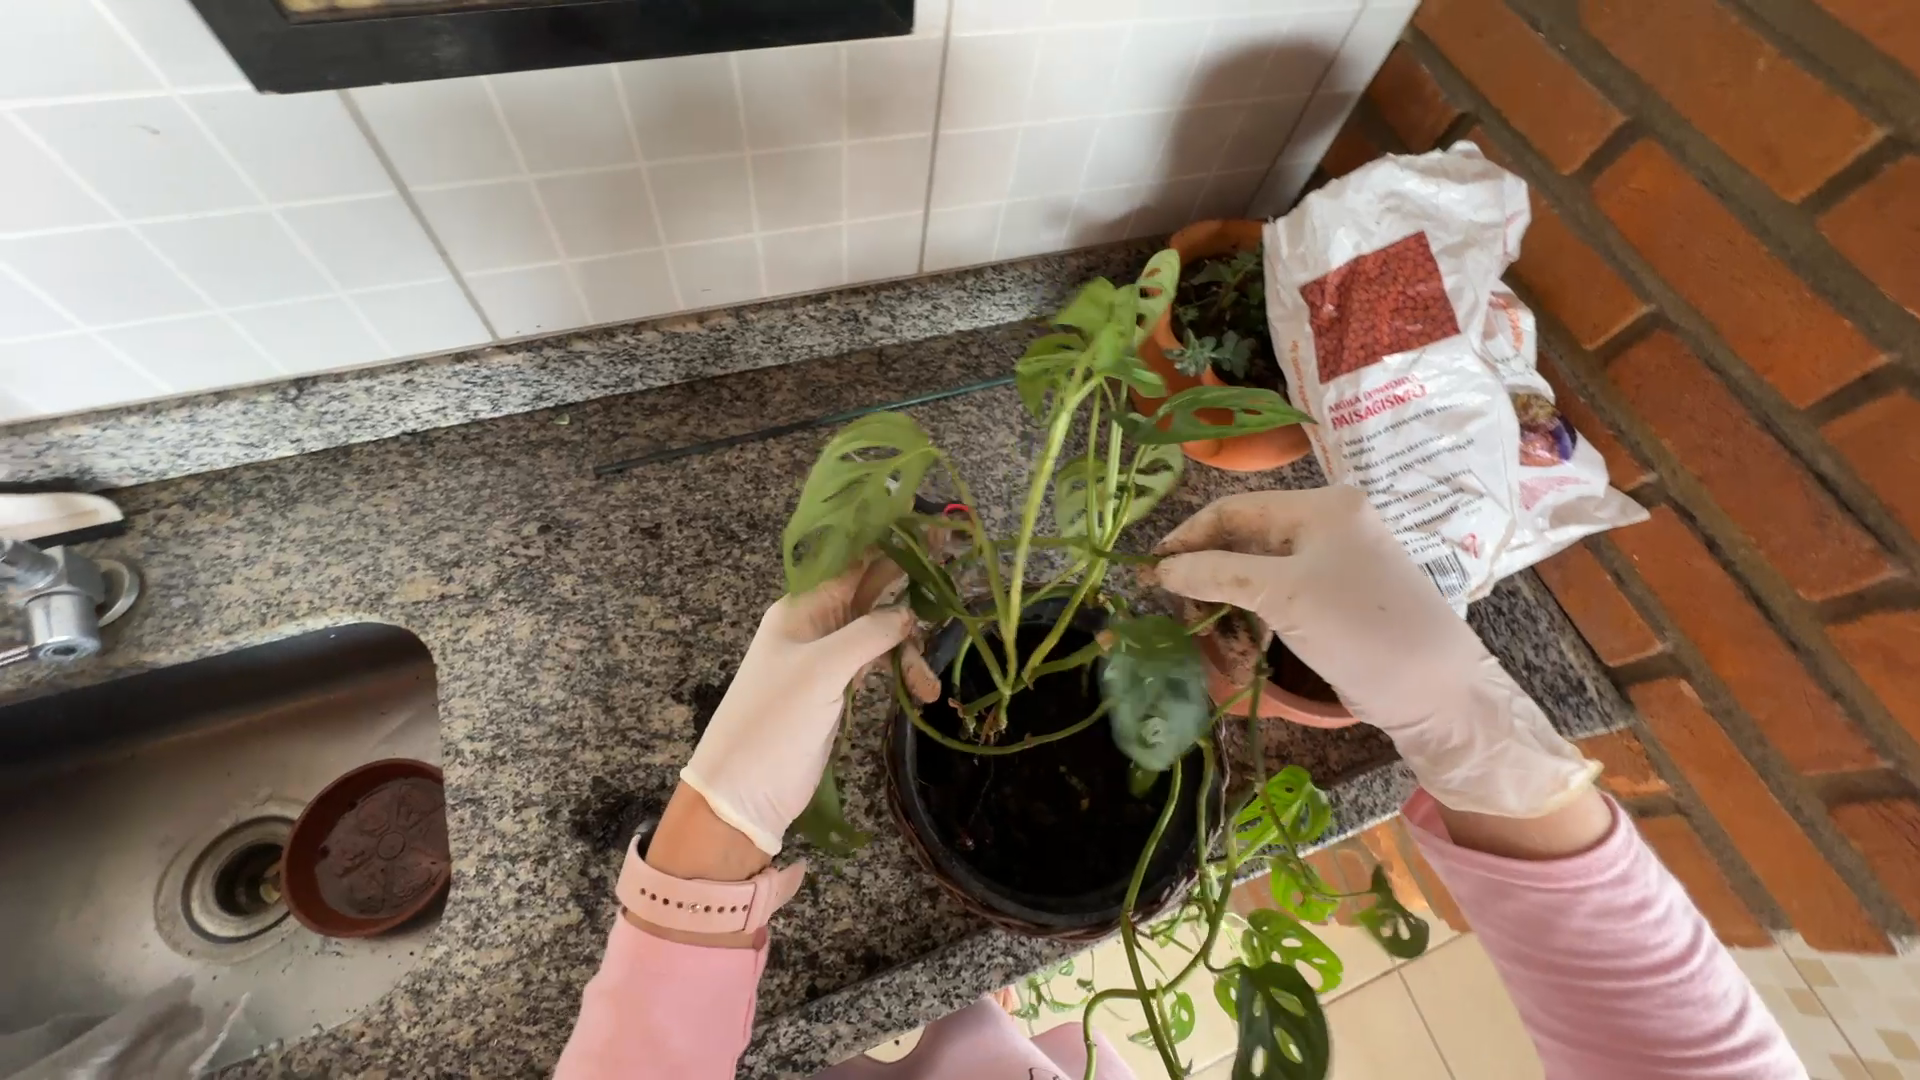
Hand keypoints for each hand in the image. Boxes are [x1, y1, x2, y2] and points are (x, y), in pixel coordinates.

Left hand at [679, 557, 913, 855]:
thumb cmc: (774, 721)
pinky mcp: (840, 686)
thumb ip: (869, 633)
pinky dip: (901, 672)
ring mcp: (829, 655)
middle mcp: (816, 623)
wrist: (744, 791)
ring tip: (927, 683)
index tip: (932, 534)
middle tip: (952, 576)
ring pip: (881, 630)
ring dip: (908, 648)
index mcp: (802, 607)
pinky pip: (879, 662)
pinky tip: (921, 692)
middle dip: (909, 588)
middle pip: (870, 592)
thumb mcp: (823, 670)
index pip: (852, 562)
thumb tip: (907, 614)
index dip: (891, 545)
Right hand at [1155, 486, 1597, 818]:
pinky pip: (1274, 594)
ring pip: (1254, 571)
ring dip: (1227, 603)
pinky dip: (1251, 616)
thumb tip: (1160, 568)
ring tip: (1212, 637)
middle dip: (1208, 576)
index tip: (1154, 570)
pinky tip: (1240, 646)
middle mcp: (1325, 524)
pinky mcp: (1331, 595)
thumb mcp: (1281, 596)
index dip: (1188, 537)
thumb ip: (1214, 573)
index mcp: (1320, 506)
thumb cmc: (1360, 629)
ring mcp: (1330, 561)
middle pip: (1242, 540)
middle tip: (1183, 611)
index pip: (1233, 509)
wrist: (1436, 693)